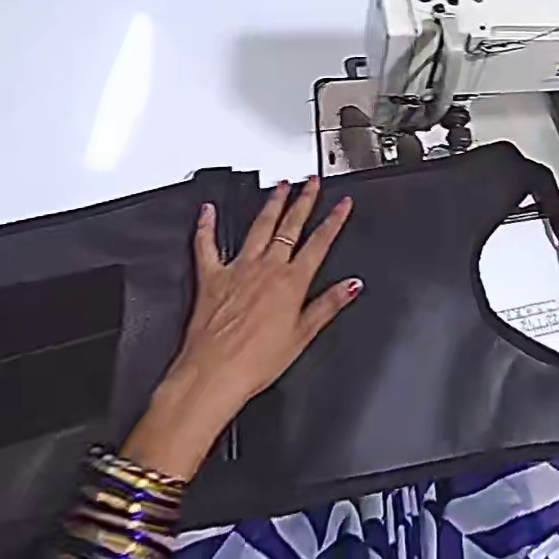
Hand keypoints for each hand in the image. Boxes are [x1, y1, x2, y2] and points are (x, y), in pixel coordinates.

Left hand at [123, 177, 359, 477]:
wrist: (212, 376)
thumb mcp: (303, 336)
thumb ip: (329, 305)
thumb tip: (352, 285)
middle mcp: (267, 268)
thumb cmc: (254, 363)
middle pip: (291, 225)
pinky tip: (208, 211)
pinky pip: (207, 246)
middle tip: (312, 182)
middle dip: (304, 200)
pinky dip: (206, 226)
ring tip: (281, 187)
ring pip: (259, 226)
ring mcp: (238, 269)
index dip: (334, 219)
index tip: (343, 203)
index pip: (320, 242)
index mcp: (291, 282)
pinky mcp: (211, 279)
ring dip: (272, 204)